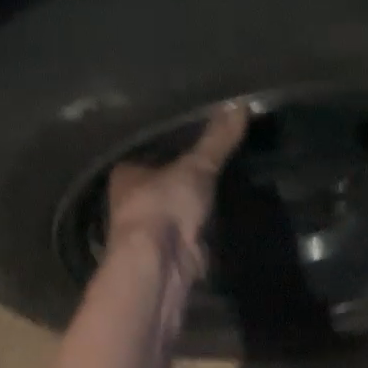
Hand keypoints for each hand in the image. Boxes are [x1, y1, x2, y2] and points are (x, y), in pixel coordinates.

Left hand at [106, 103, 248, 279]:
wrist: (160, 263)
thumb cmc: (163, 205)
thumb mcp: (195, 167)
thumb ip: (217, 140)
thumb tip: (240, 105)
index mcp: (126, 173)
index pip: (152, 150)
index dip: (175, 142)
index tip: (202, 133)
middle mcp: (134, 199)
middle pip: (167, 180)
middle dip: (189, 173)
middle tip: (223, 154)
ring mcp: (154, 227)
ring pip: (181, 206)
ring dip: (200, 201)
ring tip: (231, 179)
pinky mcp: (173, 250)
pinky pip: (194, 229)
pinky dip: (208, 224)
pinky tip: (228, 213)